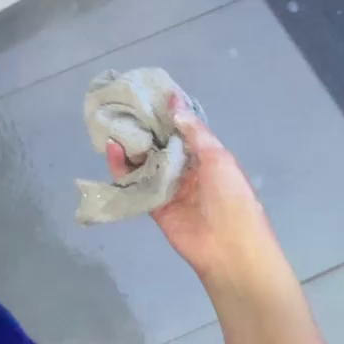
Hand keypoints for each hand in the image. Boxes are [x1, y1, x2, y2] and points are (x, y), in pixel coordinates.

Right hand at [106, 92, 281, 285]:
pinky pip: (133, 181)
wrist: (229, 249)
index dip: (167, 113)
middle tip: (121, 106)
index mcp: (207, 158)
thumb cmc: (232, 199)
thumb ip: (194, 131)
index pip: (182, 131)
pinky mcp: (150, 202)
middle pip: (159, 144)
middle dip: (143, 127)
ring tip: (112, 124)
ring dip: (129, 144)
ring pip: (143, 160)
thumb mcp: (219, 158)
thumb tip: (174, 101)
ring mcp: (167, 186)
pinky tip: (111, 149)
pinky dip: (120, 165)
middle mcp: (186, 170)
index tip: (147, 93)